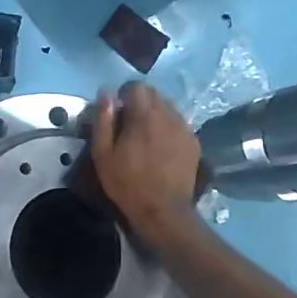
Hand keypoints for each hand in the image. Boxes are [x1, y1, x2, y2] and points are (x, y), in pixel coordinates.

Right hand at [90, 82, 204, 250]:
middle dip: (140, 102)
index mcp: (144, 115)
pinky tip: (162, 148)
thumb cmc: (128, 183)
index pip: (136, 86)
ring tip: (146, 137)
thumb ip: (103, 119)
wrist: (164, 211)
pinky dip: (168, 128)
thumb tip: (106, 93)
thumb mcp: (103, 154)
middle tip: (129, 125)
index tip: (117, 113)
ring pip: (168, 107)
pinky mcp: (194, 142)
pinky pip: (179, 123)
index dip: (124, 95)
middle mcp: (168, 115)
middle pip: (154, 94)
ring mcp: (184, 128)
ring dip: (155, 114)